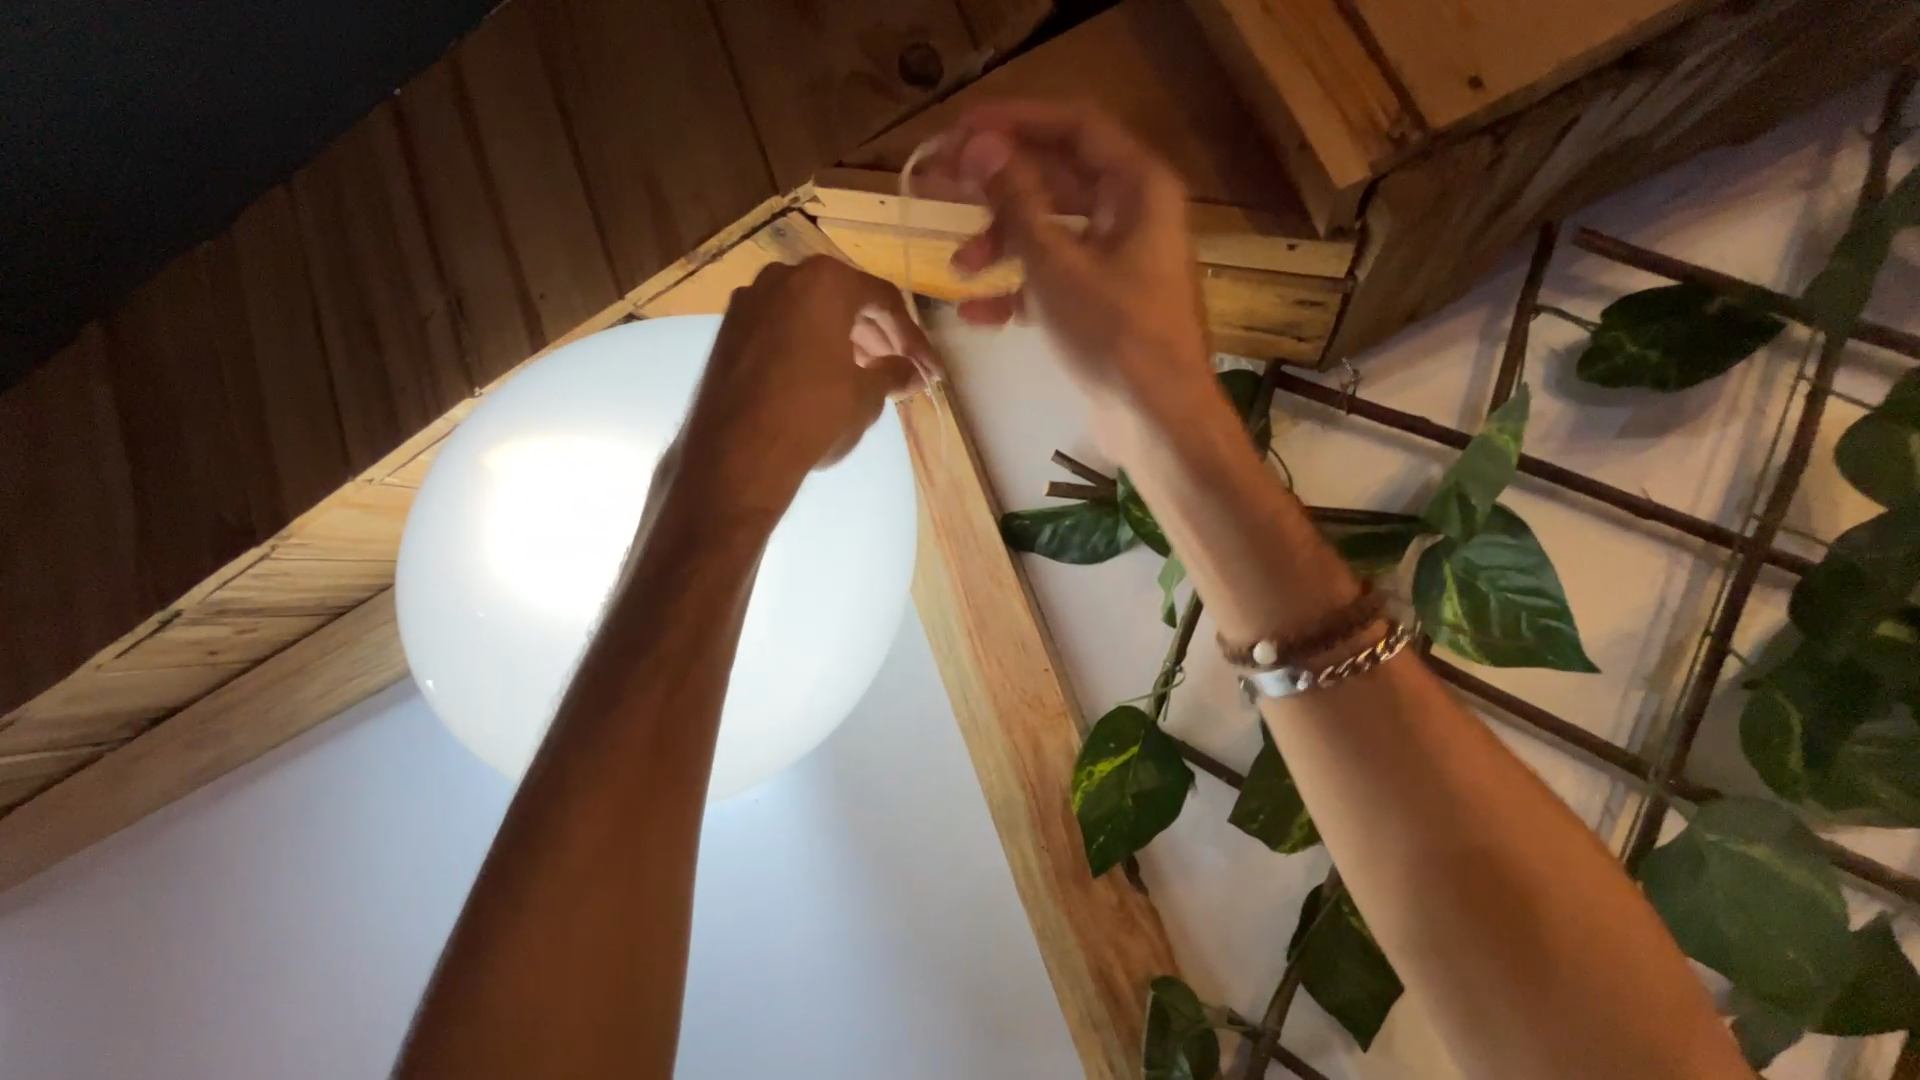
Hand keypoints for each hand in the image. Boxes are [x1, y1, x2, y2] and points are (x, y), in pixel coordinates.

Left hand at [679, 256, 932, 509]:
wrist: (736, 453)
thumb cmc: (813, 414)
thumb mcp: (866, 396)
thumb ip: (894, 374)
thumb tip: (912, 372)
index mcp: (825, 281)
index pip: (884, 302)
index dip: (913, 340)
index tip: (930, 370)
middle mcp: (783, 276)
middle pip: (845, 301)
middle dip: (879, 337)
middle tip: (902, 371)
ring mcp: (749, 301)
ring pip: (811, 313)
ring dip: (844, 340)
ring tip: (867, 375)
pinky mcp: (728, 330)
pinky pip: (782, 328)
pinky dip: (808, 345)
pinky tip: (823, 377)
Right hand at [929, 101, 1217, 437]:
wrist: (1156, 418)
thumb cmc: (1113, 333)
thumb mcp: (1055, 264)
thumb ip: (1017, 202)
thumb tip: (983, 147)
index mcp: (1138, 186)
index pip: (1074, 126)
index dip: (1015, 121)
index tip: (961, 132)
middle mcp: (1134, 213)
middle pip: (1058, 179)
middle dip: (999, 190)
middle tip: (944, 192)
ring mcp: (1121, 260)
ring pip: (1053, 232)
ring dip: (1002, 245)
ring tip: (957, 270)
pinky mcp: (1107, 302)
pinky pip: (1057, 278)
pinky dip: (1020, 290)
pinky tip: (976, 314)